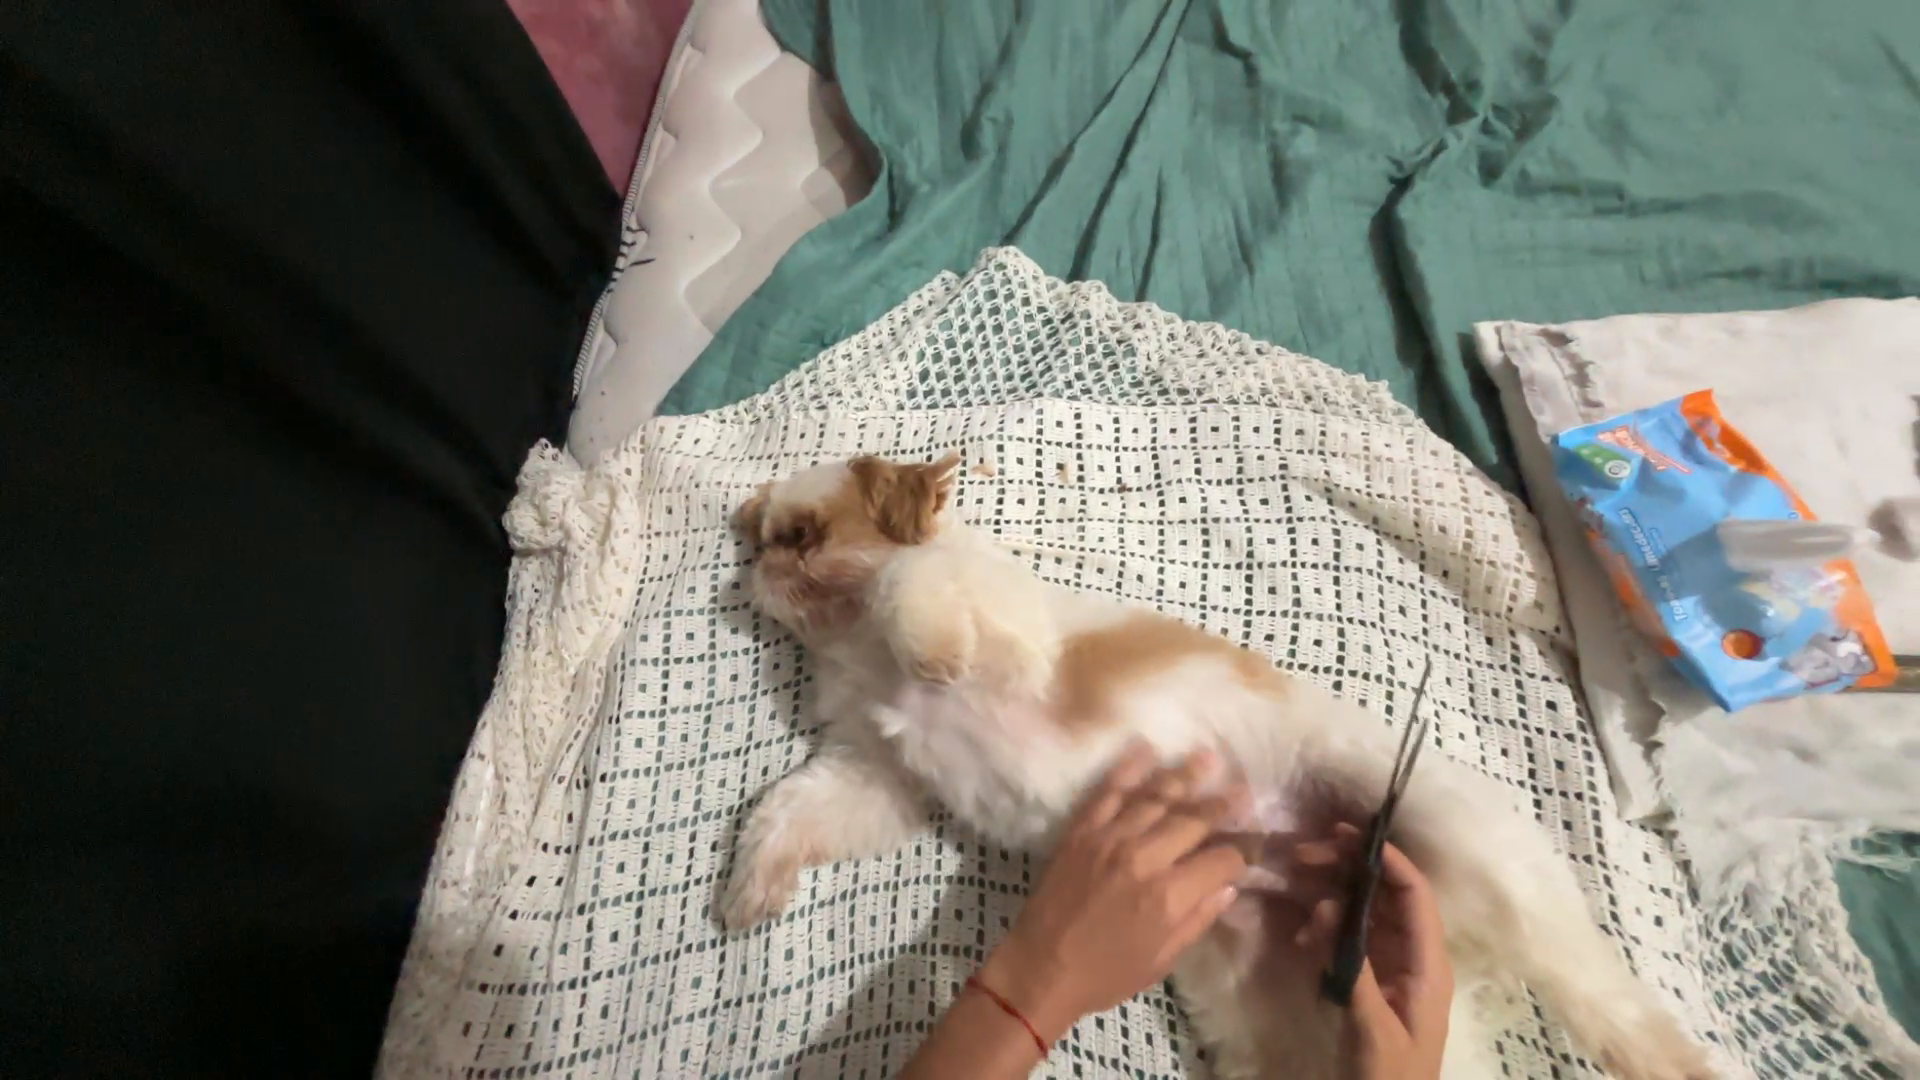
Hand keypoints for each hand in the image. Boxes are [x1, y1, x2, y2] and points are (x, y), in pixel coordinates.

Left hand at [974, 744, 1249, 1042]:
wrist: (1042, 965)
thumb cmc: (1107, 973)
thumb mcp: (1162, 960)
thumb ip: (1198, 919)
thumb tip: (1229, 886)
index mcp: (1168, 897)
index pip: (1219, 860)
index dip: (1243, 850)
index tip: (1256, 837)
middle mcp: (1142, 857)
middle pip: (1191, 820)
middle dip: (1221, 803)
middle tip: (1243, 786)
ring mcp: (1109, 837)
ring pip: (1154, 797)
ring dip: (1183, 775)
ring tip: (1207, 756)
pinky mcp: (1082, 828)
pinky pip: (1108, 791)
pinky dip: (1128, 768)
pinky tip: (1146, 749)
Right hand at [1294, 824, 1453, 1079]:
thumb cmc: (1389, 1077)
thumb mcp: (1373, 1028)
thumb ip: (1351, 967)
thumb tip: (1326, 906)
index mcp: (1427, 967)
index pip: (1416, 898)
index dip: (1392, 862)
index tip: (1352, 837)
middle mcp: (1412, 956)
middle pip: (1386, 894)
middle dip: (1350, 866)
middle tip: (1307, 850)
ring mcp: (1389, 963)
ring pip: (1363, 907)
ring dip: (1331, 888)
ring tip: (1297, 877)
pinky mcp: (1367, 973)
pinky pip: (1346, 931)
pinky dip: (1322, 922)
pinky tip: (1300, 933)